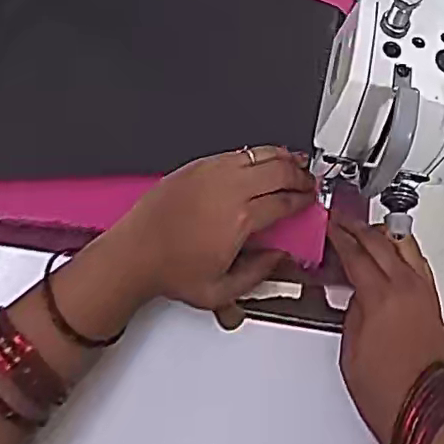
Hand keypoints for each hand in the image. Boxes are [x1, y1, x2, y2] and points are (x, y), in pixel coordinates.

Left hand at [100, 146, 318, 314]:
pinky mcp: (199, 165)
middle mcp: (228, 190)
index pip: (284, 201)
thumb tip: (277, 257)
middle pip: (280, 170)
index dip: (303, 199)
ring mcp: (213, 173)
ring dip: (283, 157)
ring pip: (261, 153)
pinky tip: (263, 158)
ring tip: (294, 162)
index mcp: (239, 220)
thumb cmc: (169, 269)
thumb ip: (257, 275)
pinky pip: (238, 151)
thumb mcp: (219, 291)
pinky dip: (257, 152)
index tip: (309, 200)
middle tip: (308, 181)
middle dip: (300, 174)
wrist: (133, 253)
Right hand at [329, 218, 443, 443]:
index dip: (340, 238)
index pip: (356, 253)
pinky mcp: (433, 300)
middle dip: (359, 229)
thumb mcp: (351, 350)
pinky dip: (403, 248)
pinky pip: (418, 260)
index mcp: (380, 297)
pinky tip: (396, 250)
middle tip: (345, 223)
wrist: (421, 411)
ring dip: (383, 234)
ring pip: (403, 245)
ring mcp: (423, 291)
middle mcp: (405, 287)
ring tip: (369, 231)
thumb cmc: (388, 392)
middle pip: (379, 242)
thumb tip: (355, 293)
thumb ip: (352, 311)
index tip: (332, 229)